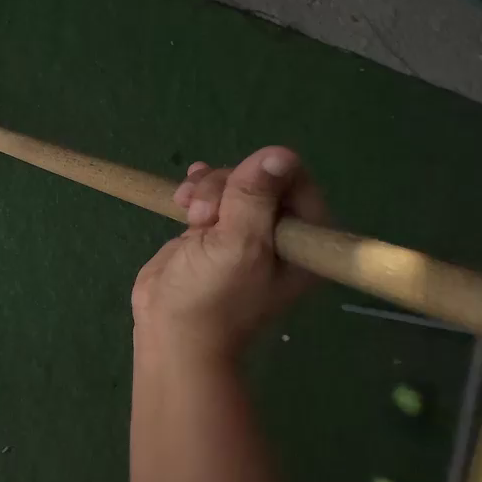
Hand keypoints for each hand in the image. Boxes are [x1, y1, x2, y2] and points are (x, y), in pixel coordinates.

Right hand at [132, 145, 328, 361]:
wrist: (174, 330)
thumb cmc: (214, 296)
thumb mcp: (238, 245)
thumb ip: (255, 198)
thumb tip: (278, 152)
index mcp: (307, 240)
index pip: (294, 181)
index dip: (258, 178)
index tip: (229, 198)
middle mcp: (282, 232)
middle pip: (257, 178)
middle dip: (223, 186)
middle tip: (201, 215)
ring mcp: (245, 232)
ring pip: (229, 184)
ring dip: (204, 189)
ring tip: (186, 212)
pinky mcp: (212, 233)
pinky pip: (210, 197)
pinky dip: (195, 190)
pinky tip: (181, 195)